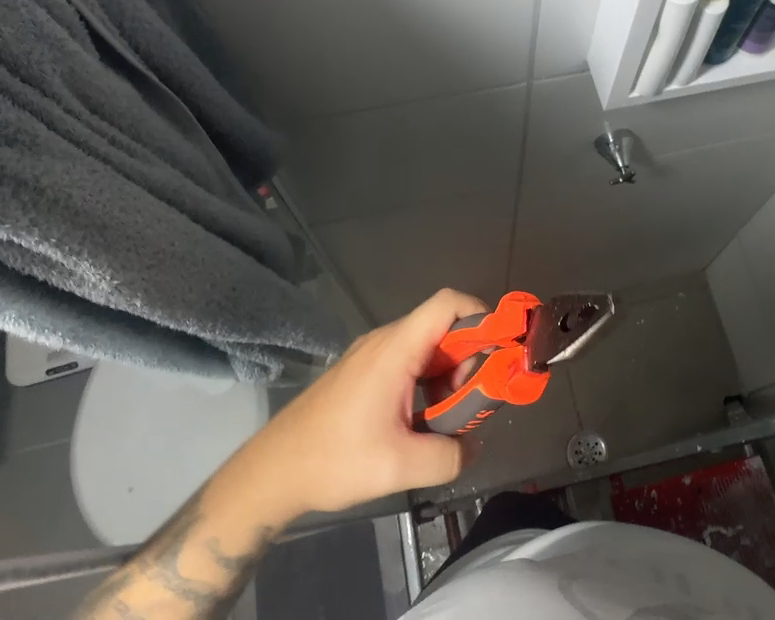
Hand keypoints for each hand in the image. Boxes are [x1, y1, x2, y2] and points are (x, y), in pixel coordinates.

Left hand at [237, 288, 488, 515]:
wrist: (271, 472)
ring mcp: (371, 356)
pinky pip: (409, 364)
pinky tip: (422, 423)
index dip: (483, 316)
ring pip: (428, 349)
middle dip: (471, 361)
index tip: (503, 351)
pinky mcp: (363, 373)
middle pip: (444, 329)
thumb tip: (472, 444)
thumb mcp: (401, 467)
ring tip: (448, 419)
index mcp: (395, 350)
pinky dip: (428, 384)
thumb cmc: (333, 460)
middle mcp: (384, 342)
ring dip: (449, 378)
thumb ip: (451, 455)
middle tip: (474, 403)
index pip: (448, 303)